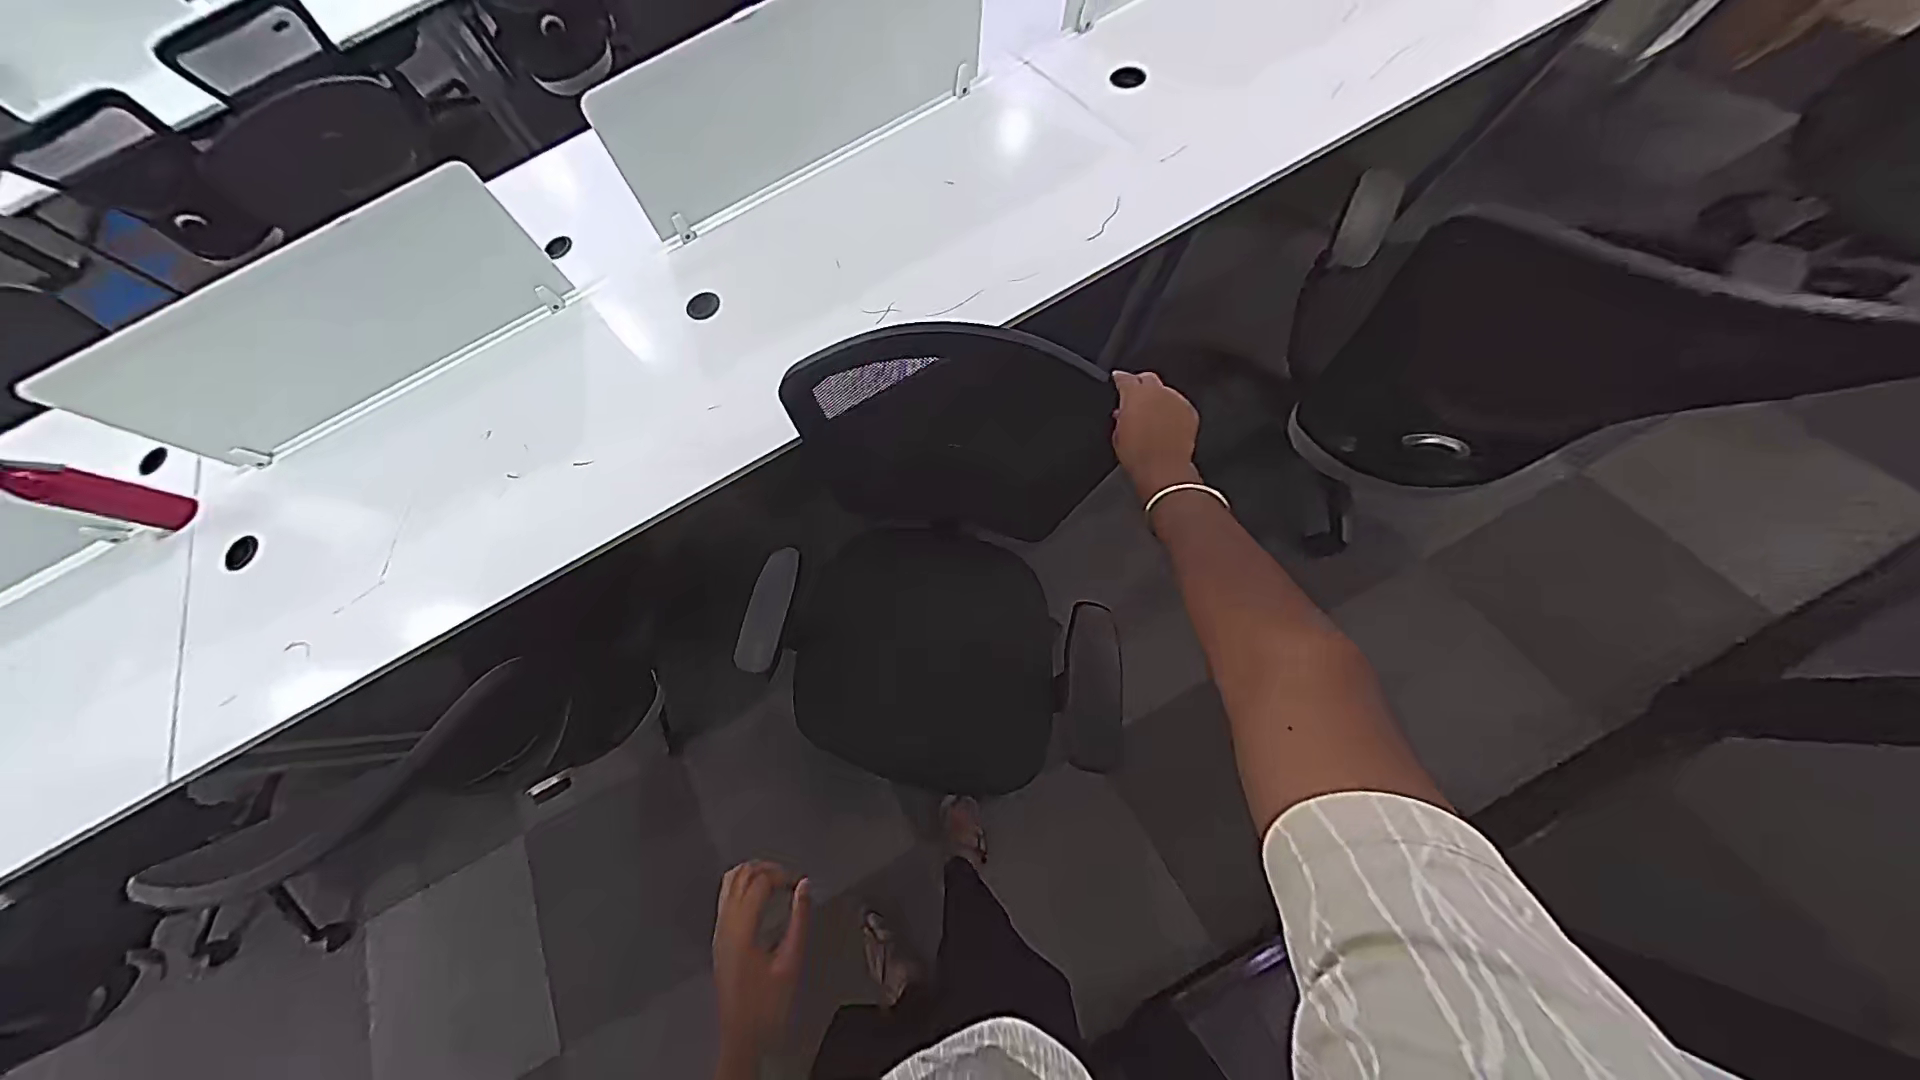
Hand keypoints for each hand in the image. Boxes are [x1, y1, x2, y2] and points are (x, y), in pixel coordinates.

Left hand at [713, 861, 810, 1068]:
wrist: (742, 1036)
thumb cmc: (768, 1005)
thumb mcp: (791, 962)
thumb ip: (800, 919)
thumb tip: (804, 886)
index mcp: (741, 930)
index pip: (760, 881)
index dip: (783, 875)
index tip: (800, 883)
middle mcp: (725, 925)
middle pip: (742, 874)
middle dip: (769, 868)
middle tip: (790, 878)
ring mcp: (719, 930)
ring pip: (730, 880)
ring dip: (754, 873)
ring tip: (777, 880)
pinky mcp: (719, 937)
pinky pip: (726, 895)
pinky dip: (744, 884)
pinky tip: (760, 895)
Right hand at [1111, 371, 1201, 501]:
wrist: (1163, 469)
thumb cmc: (1139, 455)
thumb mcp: (1118, 435)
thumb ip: (1120, 417)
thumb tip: (1122, 413)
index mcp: (1135, 395)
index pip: (1125, 378)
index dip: (1120, 378)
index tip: (1118, 378)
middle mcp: (1157, 392)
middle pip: (1148, 378)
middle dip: (1141, 384)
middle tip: (1136, 396)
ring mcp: (1176, 400)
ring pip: (1165, 391)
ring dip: (1158, 398)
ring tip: (1152, 415)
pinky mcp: (1190, 411)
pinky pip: (1179, 404)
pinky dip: (1172, 409)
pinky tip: (1166, 423)